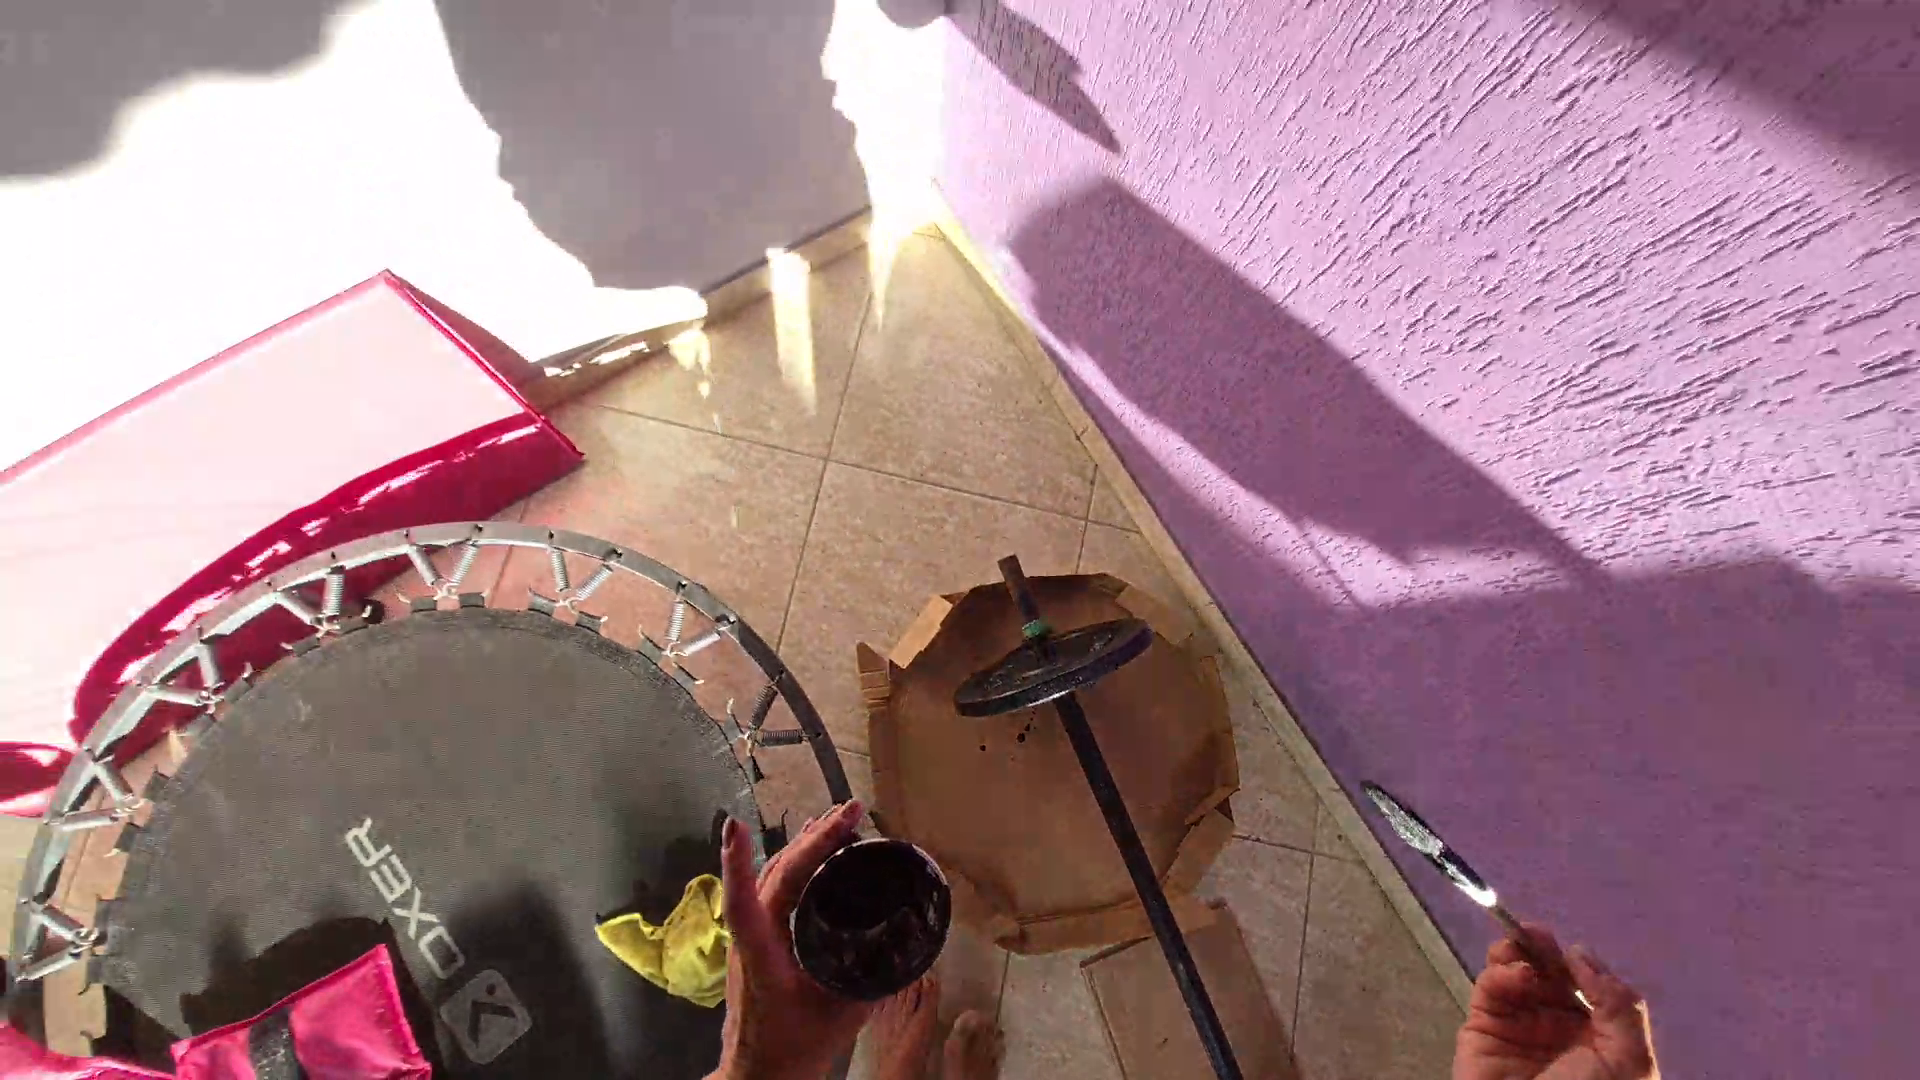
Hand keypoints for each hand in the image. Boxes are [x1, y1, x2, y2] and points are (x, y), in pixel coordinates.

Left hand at [708, 800, 873, 1079]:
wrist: (760, 1075)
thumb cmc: (798, 1048)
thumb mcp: (843, 1016)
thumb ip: (875, 977)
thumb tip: (909, 935)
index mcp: (764, 959)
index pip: (745, 906)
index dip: (737, 865)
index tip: (735, 825)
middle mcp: (753, 939)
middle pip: (775, 875)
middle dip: (814, 837)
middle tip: (853, 810)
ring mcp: (752, 935)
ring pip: (773, 874)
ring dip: (804, 842)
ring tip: (838, 817)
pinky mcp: (759, 935)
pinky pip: (774, 884)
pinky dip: (796, 857)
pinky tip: (816, 845)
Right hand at [1453, 922, 1657, 1079]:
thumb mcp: (1628, 1066)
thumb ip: (1620, 1009)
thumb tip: (1584, 954)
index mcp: (1603, 1042)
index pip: (1594, 991)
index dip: (1584, 967)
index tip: (1575, 952)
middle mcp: (1563, 1030)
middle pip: (1553, 976)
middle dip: (1545, 950)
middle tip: (1535, 932)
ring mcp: (1522, 1024)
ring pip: (1518, 973)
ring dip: (1518, 952)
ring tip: (1519, 942)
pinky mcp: (1484, 1021)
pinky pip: (1492, 987)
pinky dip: (1501, 972)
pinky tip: (1514, 973)